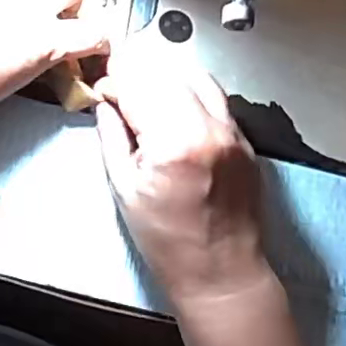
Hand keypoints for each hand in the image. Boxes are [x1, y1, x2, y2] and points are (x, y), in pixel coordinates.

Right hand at [94, 44, 269, 303]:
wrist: (221, 271)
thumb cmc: (165, 238)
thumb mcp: (123, 187)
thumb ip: (112, 136)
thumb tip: (105, 104)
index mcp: (174, 143)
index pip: (139, 87)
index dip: (114, 82)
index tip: (100, 90)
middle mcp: (209, 128)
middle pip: (167, 75)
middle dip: (137, 75)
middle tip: (116, 88)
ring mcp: (233, 132)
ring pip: (195, 76)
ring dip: (164, 77)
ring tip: (144, 92)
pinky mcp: (245, 139)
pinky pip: (215, 97)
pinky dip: (189, 91)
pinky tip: (171, 105)